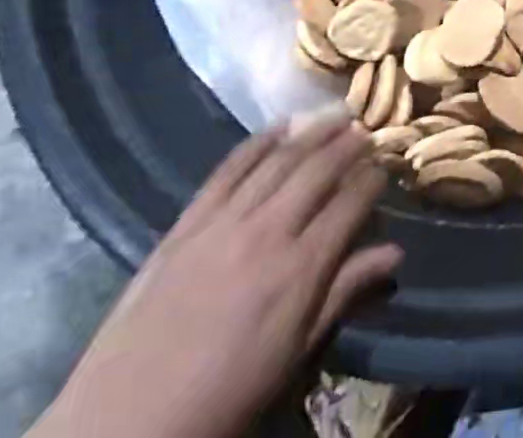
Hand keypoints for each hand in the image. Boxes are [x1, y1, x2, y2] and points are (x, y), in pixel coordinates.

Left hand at [30, 118, 400, 437]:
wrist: (128, 419)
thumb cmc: (227, 394)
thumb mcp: (296, 353)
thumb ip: (344, 293)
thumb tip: (394, 253)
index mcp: (300, 270)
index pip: (349, 205)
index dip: (372, 180)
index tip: (385, 165)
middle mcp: (267, 232)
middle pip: (317, 172)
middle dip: (348, 146)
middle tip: (367, 129)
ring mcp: (224, 222)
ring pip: (278, 161)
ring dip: (311, 133)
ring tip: (334, 116)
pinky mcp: (188, 222)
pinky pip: (228, 170)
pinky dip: (256, 143)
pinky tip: (278, 127)